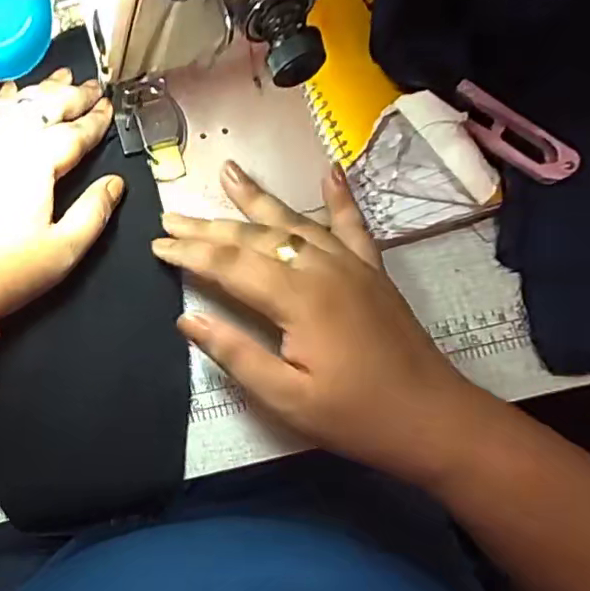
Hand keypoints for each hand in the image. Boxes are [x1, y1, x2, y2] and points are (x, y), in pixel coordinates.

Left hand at [0, 68, 120, 314]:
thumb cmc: (8, 273)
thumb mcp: (64, 252)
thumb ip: (94, 212)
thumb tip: (115, 183)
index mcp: (34, 165)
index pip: (72, 133)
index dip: (94, 120)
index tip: (110, 107)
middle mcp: (4, 145)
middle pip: (41, 109)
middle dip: (70, 95)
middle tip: (93, 85)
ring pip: (12, 107)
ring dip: (39, 91)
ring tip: (60, 79)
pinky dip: (2, 102)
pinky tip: (11, 93)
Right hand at [152, 160, 492, 482]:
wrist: (433, 419)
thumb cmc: (354, 416)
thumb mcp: (286, 397)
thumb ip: (235, 354)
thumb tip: (188, 319)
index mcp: (298, 299)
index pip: (230, 265)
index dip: (190, 253)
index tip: (156, 244)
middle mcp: (322, 269)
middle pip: (256, 237)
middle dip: (210, 225)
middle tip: (172, 215)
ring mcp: (352, 265)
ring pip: (295, 222)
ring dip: (258, 199)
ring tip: (228, 172)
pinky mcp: (373, 272)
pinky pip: (352, 225)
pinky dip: (338, 197)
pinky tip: (330, 171)